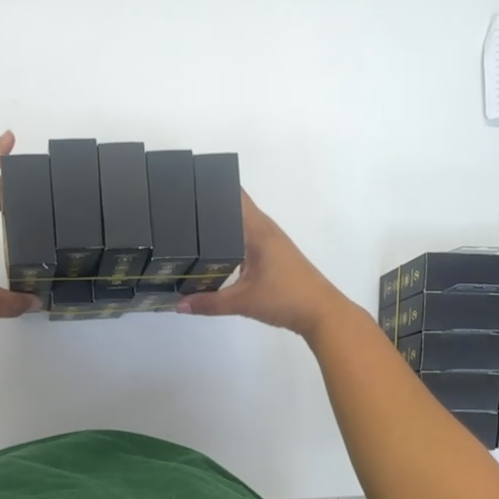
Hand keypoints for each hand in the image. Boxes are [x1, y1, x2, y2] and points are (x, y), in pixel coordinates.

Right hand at [176, 191, 347, 337]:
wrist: (320, 312)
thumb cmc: (285, 298)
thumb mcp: (243, 302)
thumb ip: (209, 304)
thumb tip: (178, 305)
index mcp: (257, 230)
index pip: (233, 195)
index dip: (211, 187)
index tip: (186, 186)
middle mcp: (264, 229)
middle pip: (234, 207)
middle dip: (209, 206)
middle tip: (177, 210)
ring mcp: (270, 242)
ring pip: (240, 225)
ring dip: (219, 225)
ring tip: (188, 229)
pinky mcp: (272, 255)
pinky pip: (245, 239)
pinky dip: (229, 241)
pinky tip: (214, 254)